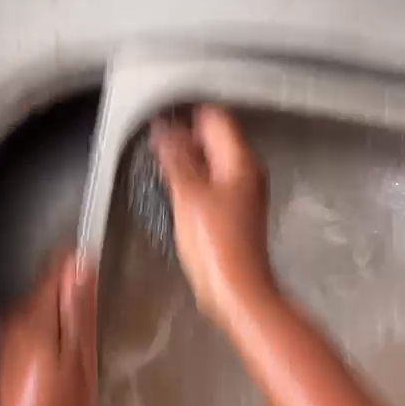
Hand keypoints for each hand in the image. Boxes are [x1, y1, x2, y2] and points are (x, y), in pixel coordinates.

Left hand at [0, 250, 97, 405]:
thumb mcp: (78, 359)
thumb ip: (78, 309)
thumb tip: (82, 263)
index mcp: (34, 315)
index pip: (56, 266)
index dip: (80, 263)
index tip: (103, 270)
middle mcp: (16, 318)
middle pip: (51, 285)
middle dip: (76, 292)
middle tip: (101, 317)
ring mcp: (10, 334)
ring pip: (46, 305)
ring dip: (68, 313)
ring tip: (90, 339)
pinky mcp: (11, 351)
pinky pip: (40, 323)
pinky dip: (58, 329)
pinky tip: (72, 355)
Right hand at [149, 105, 279, 325]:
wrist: (236, 291)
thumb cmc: (218, 247)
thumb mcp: (188, 195)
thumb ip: (176, 158)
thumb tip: (165, 131)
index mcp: (241, 161)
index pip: (216, 117)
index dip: (188, 114)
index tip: (162, 118)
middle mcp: (247, 172)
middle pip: (215, 137)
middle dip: (185, 136)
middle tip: (157, 143)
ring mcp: (242, 192)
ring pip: (212, 160)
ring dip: (188, 158)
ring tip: (162, 164)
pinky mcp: (234, 210)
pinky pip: (212, 181)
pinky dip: (194, 179)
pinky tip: (176, 189)